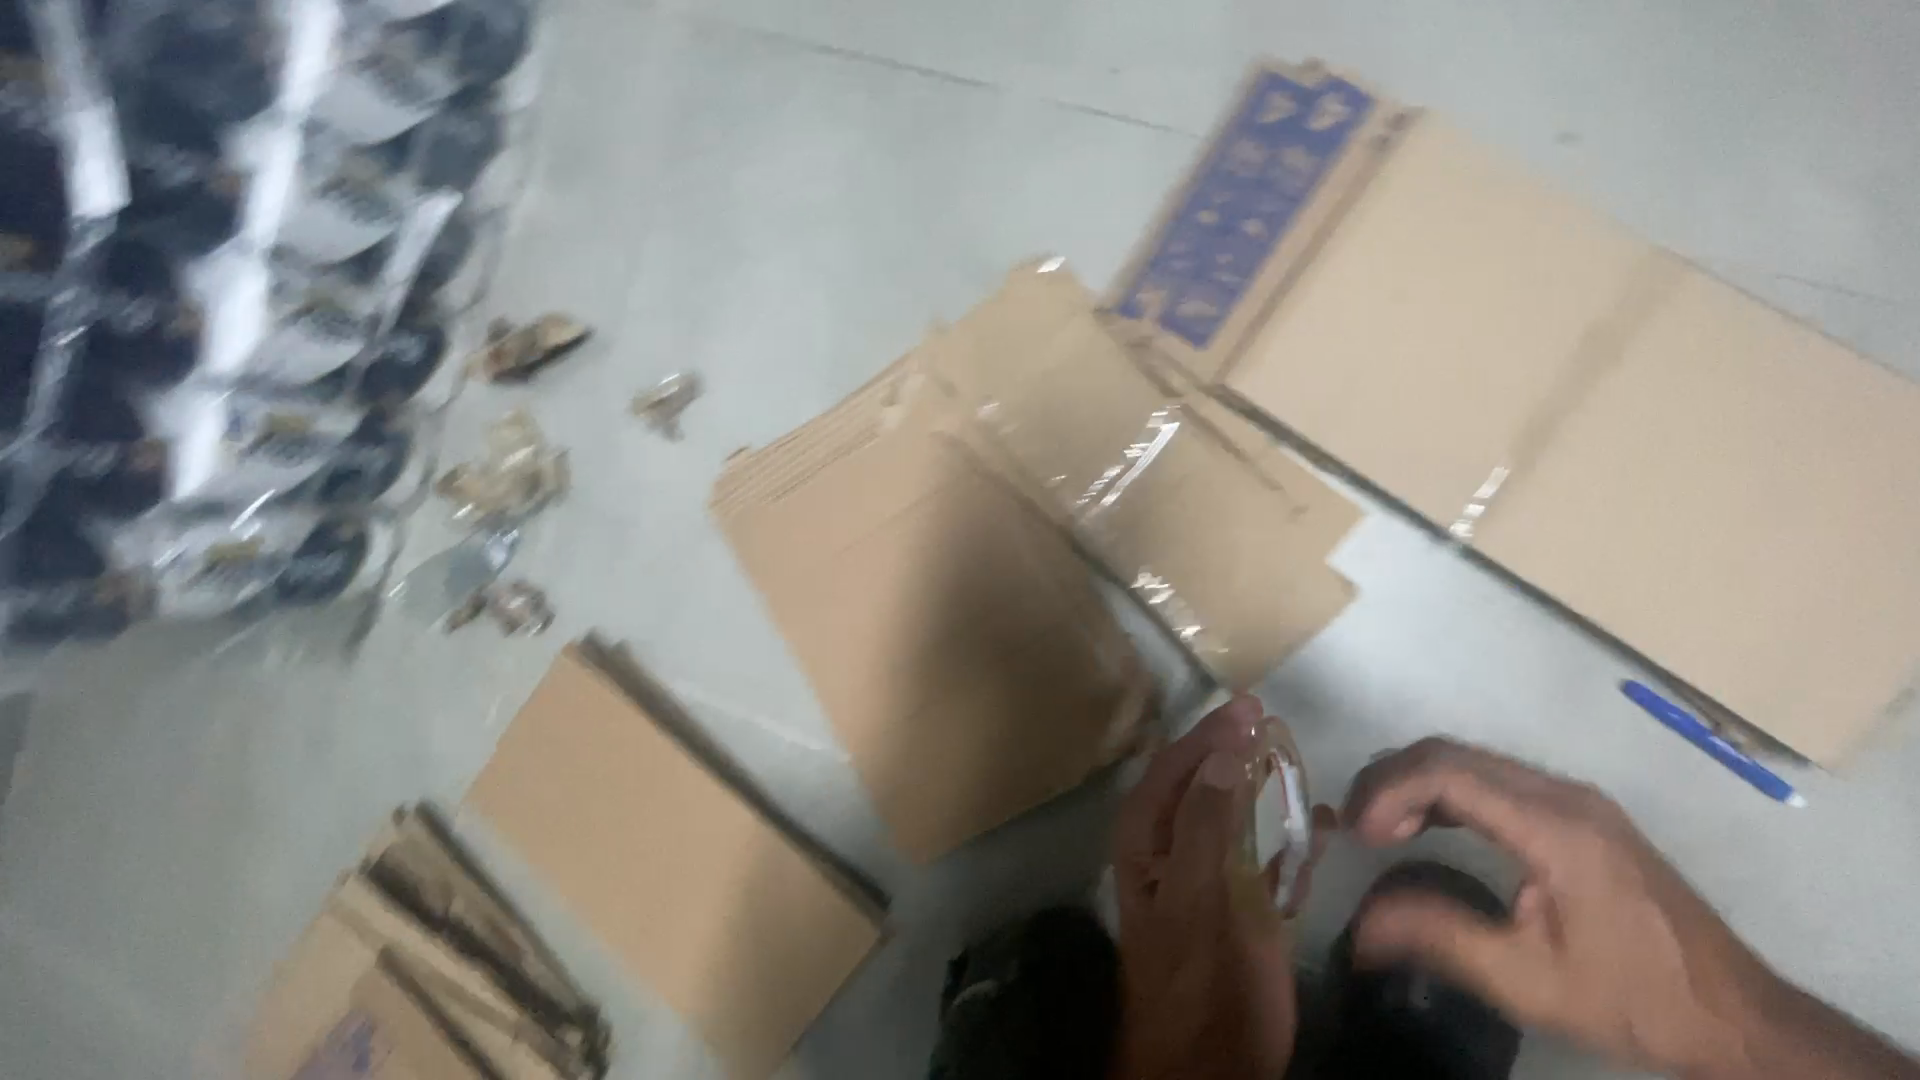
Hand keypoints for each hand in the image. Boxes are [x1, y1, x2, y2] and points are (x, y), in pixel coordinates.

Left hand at [1109, 696, 1334, 1079]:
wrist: (1213, 1065)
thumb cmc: (1196, 979)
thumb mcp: (1196, 896)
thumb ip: (1207, 823)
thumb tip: (1221, 750)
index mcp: (1148, 840)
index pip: (1174, 770)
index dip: (1207, 736)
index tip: (1247, 708)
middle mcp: (1175, 848)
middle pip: (1203, 784)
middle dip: (1231, 751)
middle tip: (1268, 720)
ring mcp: (1212, 876)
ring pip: (1236, 816)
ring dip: (1261, 787)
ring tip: (1291, 758)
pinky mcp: (1246, 906)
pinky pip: (1268, 857)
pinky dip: (1290, 838)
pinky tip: (1317, 822)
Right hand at [1342, 737, 1779, 1076]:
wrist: (1738, 1017)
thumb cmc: (1632, 999)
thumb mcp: (1527, 982)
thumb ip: (1438, 937)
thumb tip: (1359, 925)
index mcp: (1556, 829)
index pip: (1448, 772)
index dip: (1388, 791)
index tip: (1359, 835)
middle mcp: (1564, 796)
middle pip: (1451, 753)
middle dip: (1389, 780)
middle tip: (1356, 827)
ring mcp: (1575, 798)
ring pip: (1469, 758)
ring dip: (1413, 782)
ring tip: (1381, 828)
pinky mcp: (1577, 810)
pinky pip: (1492, 776)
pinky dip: (1444, 790)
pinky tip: (1427, 825)